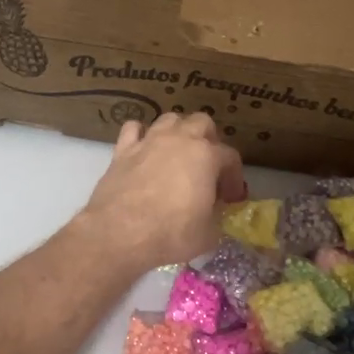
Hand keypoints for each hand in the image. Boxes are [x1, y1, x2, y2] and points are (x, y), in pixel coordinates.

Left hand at [73, 113, 246, 271]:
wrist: (119, 234)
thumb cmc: (171, 234)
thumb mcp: (208, 234)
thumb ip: (216, 216)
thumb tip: (214, 211)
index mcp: (206, 156)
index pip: (231, 157)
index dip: (234, 178)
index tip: (230, 198)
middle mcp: (179, 139)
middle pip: (202, 123)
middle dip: (209, 141)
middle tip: (207, 167)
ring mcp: (149, 141)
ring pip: (169, 119)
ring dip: (178, 132)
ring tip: (178, 154)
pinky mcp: (122, 150)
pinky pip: (134, 129)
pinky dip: (141, 135)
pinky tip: (143, 150)